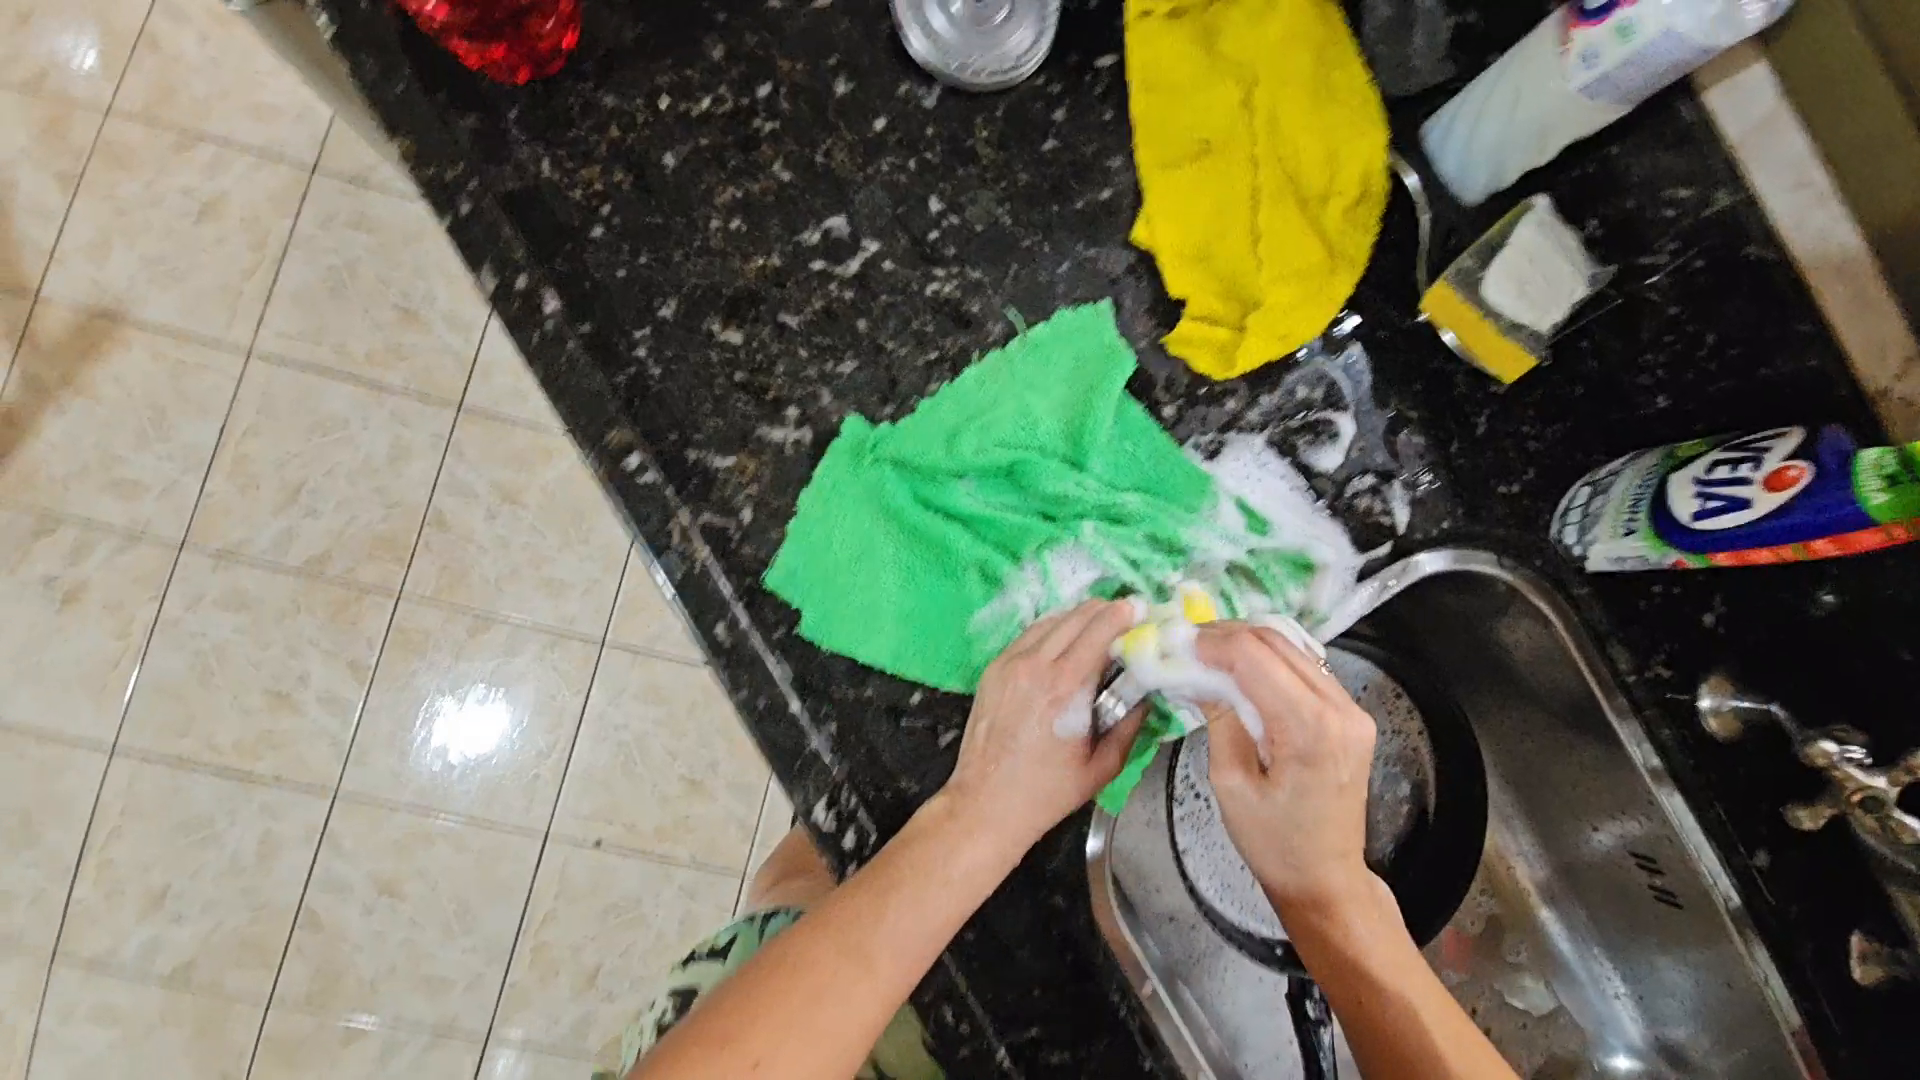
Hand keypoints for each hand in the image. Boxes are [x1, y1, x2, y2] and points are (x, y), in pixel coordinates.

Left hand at [940, 599, 1145, 853]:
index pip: (1100, 630)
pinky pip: (1028, 636)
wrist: (986, 803)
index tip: (1142, 612)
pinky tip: (1064, 643)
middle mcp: (1035, 666)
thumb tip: (1147, 694)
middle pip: (1076, 616)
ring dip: (1078, 618)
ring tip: (1098, 628)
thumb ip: (1130, 725)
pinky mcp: (993, 670)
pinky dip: (1051, 631)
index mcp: (1065, 687)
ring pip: (1051, 620)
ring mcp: (1009, 664)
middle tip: (1126, 618)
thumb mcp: (1103, 766)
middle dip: (1105, 612)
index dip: (1124, 615)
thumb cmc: (1046, 792)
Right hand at [1195, 622, 1379, 914]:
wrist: (1325, 876)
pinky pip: (1305, 667)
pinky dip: (1268, 659)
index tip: (1176, 645)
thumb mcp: (1230, 781)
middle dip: (1226, 636)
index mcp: (1310, 728)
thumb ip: (1219, 717)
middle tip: (1186, 646)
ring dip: (1246, 643)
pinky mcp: (1350, 714)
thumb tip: (1196, 672)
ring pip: (1292, 647)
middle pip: (1276, 641)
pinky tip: (1240, 670)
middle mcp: (1340, 708)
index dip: (1211, 643)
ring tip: (1207, 655)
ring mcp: (1352, 708)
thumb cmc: (1273, 842)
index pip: (1254, 656)